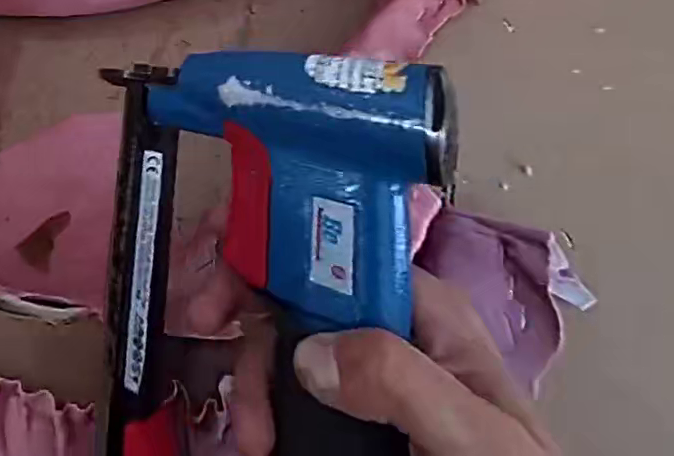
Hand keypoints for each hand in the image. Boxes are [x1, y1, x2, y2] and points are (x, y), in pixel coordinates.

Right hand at [220, 269, 557, 455]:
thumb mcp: (471, 431)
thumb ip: (398, 377)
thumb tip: (307, 352)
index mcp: (419, 304)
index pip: (338, 246)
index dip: (275, 240)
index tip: (223, 258)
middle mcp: (386, 322)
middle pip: (297, 287)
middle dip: (245, 303)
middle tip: (202, 321)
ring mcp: (366, 367)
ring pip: (285, 338)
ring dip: (250, 370)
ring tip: (248, 432)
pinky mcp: (350, 408)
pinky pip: (289, 384)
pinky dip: (261, 399)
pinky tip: (256, 433)